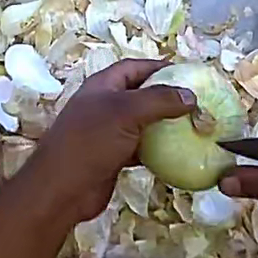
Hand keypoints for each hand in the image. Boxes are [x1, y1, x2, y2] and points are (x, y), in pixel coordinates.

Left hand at [19, 59, 195, 224]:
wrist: (62, 190)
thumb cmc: (91, 141)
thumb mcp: (126, 112)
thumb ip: (159, 100)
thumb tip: (191, 95)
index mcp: (103, 85)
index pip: (134, 67)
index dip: (158, 67)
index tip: (187, 73)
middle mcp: (104, 105)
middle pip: (140, 94)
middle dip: (165, 96)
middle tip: (195, 102)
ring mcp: (107, 132)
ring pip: (142, 122)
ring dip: (164, 124)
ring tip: (193, 125)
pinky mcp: (113, 156)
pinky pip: (141, 147)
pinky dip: (158, 148)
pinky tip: (178, 153)